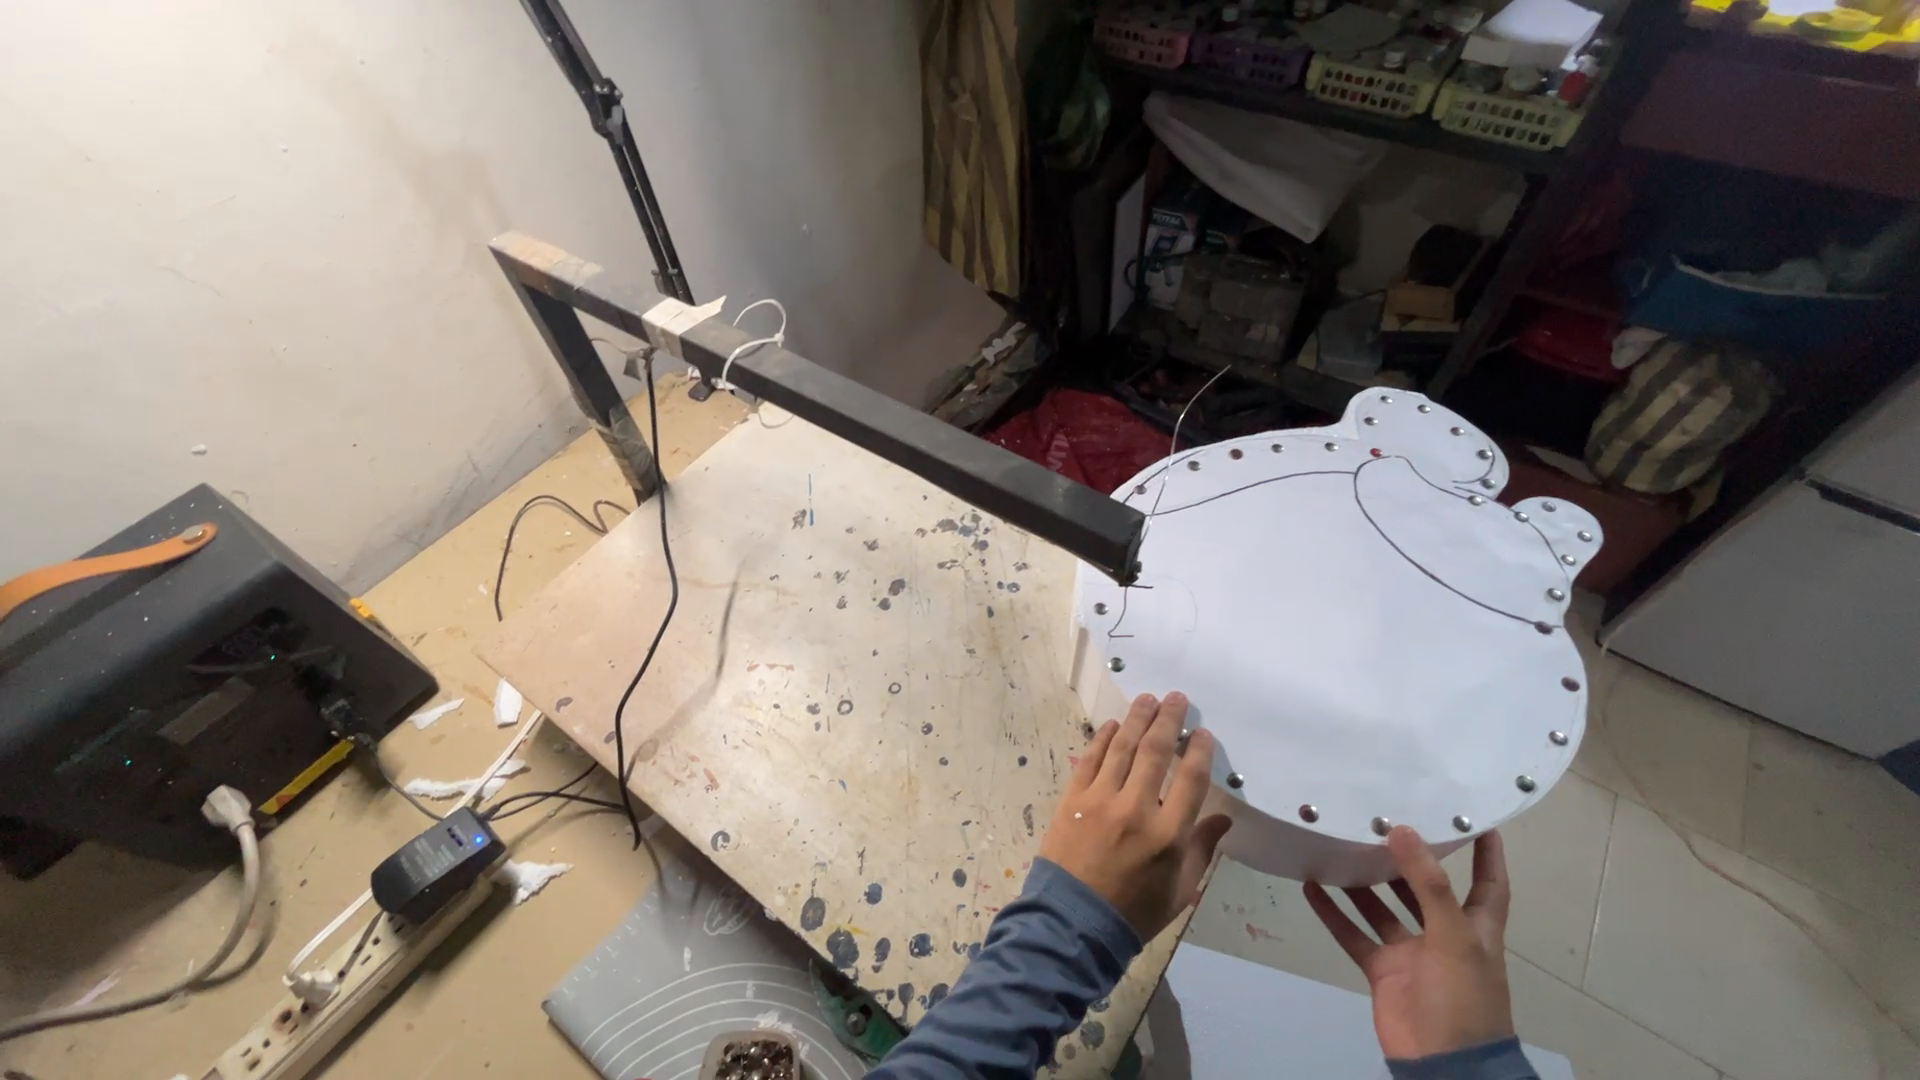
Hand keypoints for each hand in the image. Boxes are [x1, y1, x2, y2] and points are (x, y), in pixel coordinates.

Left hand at [1038, 693, 1233, 939]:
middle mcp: (1135, 809)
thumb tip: (1223, 819)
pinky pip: (1091, 759)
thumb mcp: (1180, 890)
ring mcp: (1100, 800)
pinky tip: (1115, 725)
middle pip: (1156, 752)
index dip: (1200, 751)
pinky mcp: (1073, 799)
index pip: (1191, 779)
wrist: (1073, 922)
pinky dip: (1104, 739)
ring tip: (1148, 699)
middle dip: (1168, 720)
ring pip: (1123, 748)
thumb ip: (1201, 850)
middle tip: (1176, 698)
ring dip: (1137, 719)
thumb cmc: (1134, 912)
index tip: (1204, 733)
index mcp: (1168, 835)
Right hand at [1306, 827, 1515, 1060]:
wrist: (1444, 1066)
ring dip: (1362, 882)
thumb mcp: (1454, 938)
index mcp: (1475, 929)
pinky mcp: (1382, 971)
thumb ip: (1428, 885)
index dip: (1487, 854)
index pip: (1487, 883)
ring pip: (1382, 908)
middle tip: (1378, 821)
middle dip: (1405, 860)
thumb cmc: (1463, 998)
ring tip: (1338, 845)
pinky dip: (1332, 912)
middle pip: (1424, 889)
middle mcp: (1443, 935)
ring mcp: (1411, 954)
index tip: (1474, 818)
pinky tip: (1311, 886)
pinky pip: (1353, 934)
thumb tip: (1401, 830)